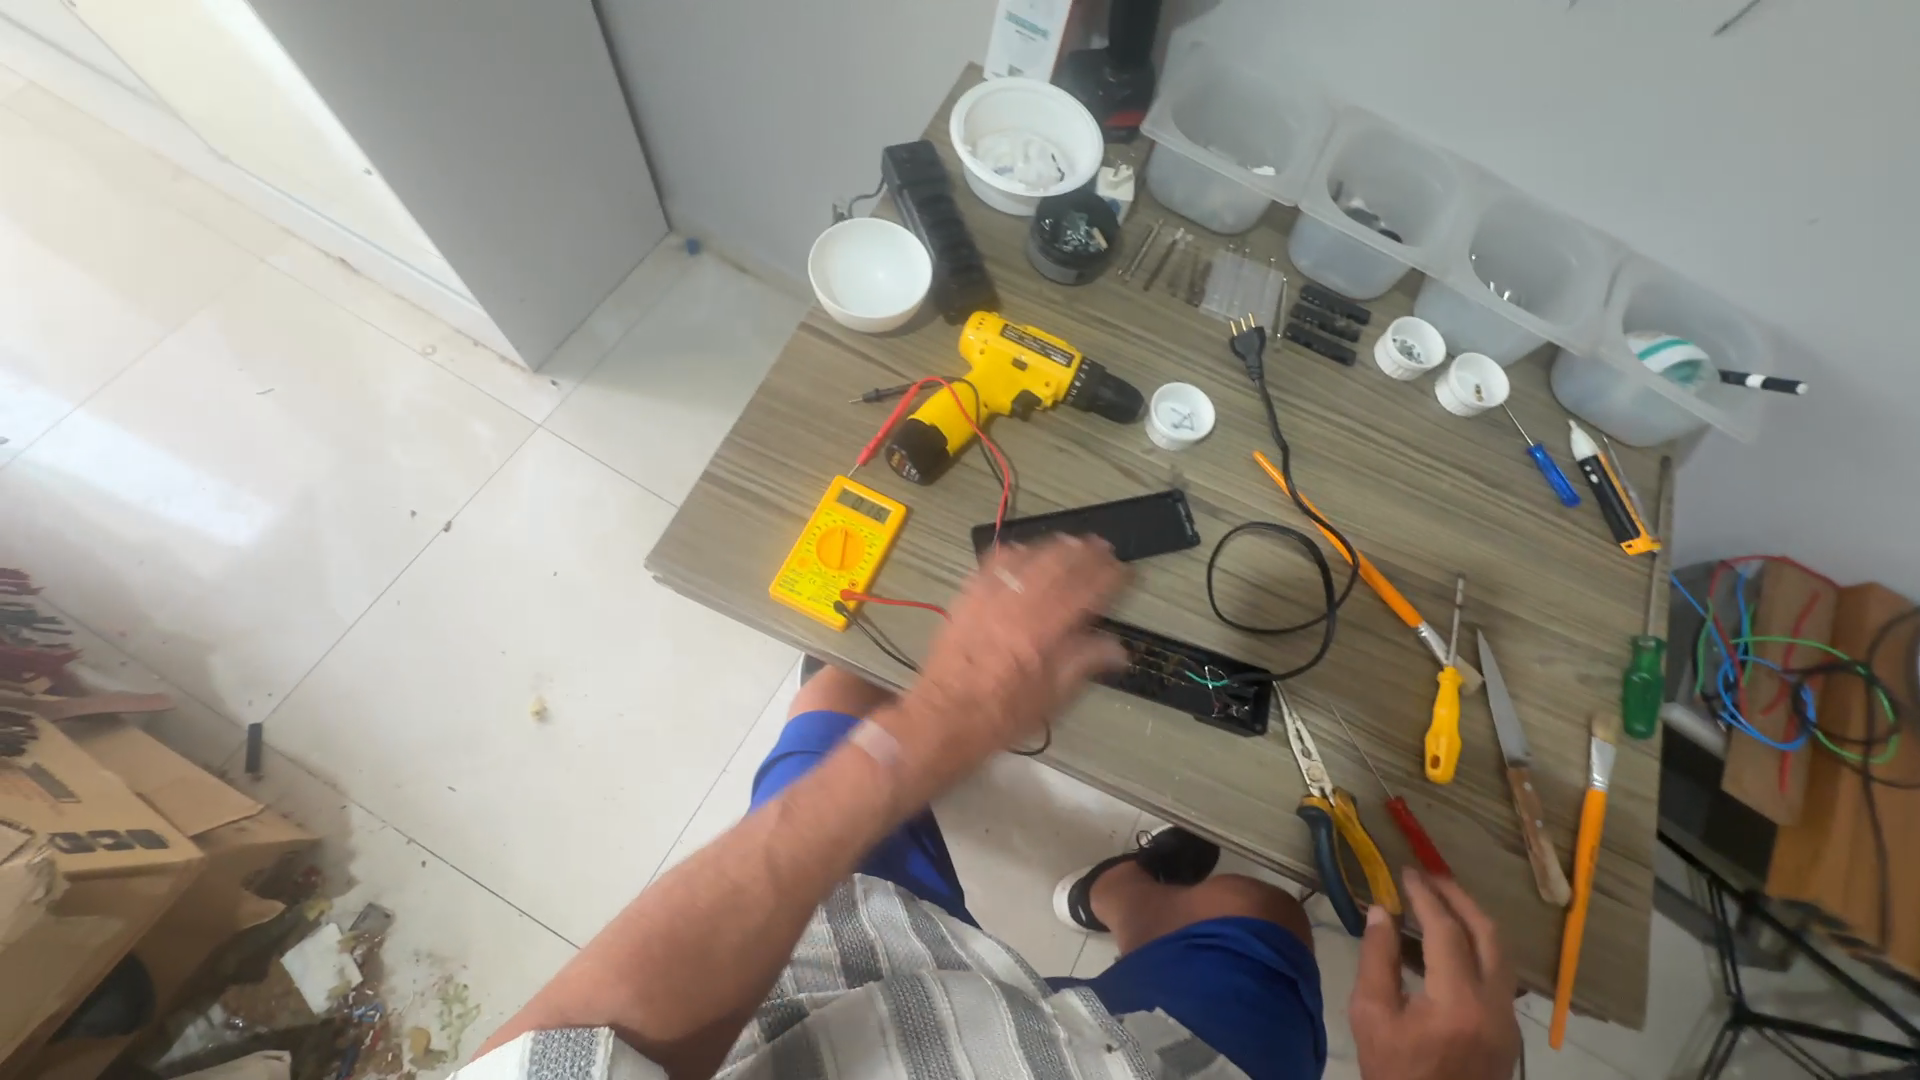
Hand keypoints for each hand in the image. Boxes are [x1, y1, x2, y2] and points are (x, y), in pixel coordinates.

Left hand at [883, 536, 1128, 787]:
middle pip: (1056, 566)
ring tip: (1070, 542)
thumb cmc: (999, 714)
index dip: (1107, 576)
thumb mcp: (1051, 696)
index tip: (1121, 569)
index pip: (1084, 591)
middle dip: (1084, 553)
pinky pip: (991, 564)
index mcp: (1043, 632)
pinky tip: (1022, 550)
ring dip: (1052, 547)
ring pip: (1026, 558)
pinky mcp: (966, 598)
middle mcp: (1016, 607)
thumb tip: (1116, 648)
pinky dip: (1011, 553)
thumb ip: (1084, 663)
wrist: (944, 717)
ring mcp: (988, 598)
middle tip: (1101, 548)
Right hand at [1350, 869, 1521, 1079]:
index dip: (1425, 896)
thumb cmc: (1393, 1073)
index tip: (1405, 871)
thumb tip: (1382, 910)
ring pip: (1501, 955)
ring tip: (1439, 900)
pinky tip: (1446, 941)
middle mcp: (1495, 1008)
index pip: (1446, 931)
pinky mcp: (1507, 1033)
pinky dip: (1475, 946)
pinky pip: (1498, 975)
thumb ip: (1377, 957)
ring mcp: (1508, 1023)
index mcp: (1458, 1003)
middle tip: (1428, 876)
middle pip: (1489, 936)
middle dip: (1459, 898)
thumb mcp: (1370, 1014)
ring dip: (1471, 920)